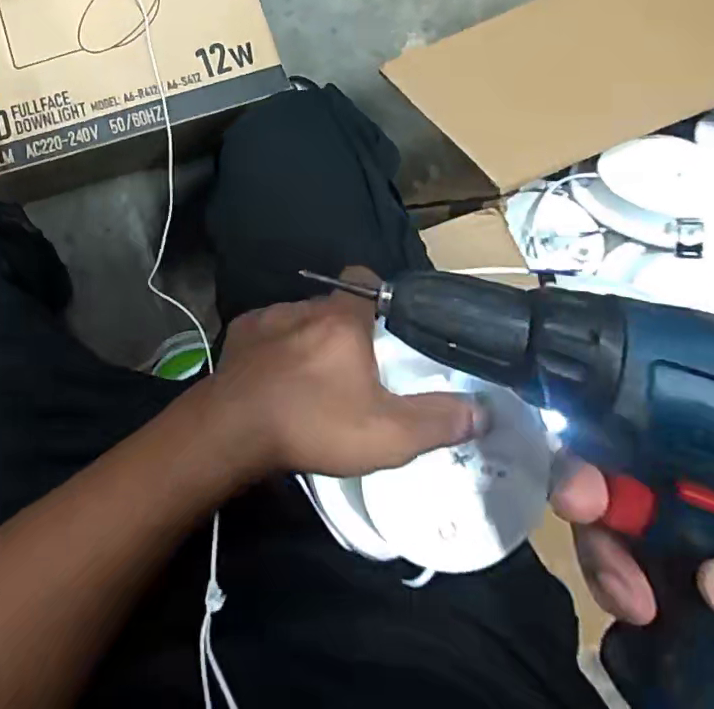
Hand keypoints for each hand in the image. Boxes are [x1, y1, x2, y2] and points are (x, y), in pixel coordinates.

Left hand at [201, 266, 481, 478]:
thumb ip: (438, 420)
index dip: (380, 296)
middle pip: (332, 306)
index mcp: (341, 319)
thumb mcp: (388, 434)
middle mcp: (301, 307)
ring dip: (308, 339)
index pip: (364, 279)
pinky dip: (276, 348)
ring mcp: (264, 318)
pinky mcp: (238, 335)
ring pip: (297, 319)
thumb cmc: (313, 424)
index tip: (389, 326)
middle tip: (356, 368)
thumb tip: (481, 410)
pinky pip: (267, 333)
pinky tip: (277, 378)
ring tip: (313, 378)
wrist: (232, 429)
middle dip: (346, 329)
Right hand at [554, 460, 713, 708]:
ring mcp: (697, 588)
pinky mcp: (672, 633)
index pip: (704, 464)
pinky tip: (624, 616)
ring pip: (617, 535)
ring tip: (625, 602)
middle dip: (598, 487)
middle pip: (641, 490)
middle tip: (577, 502)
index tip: (616, 455)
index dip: (648, 447)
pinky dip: (603, 591)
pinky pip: (616, 593)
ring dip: (600, 549)